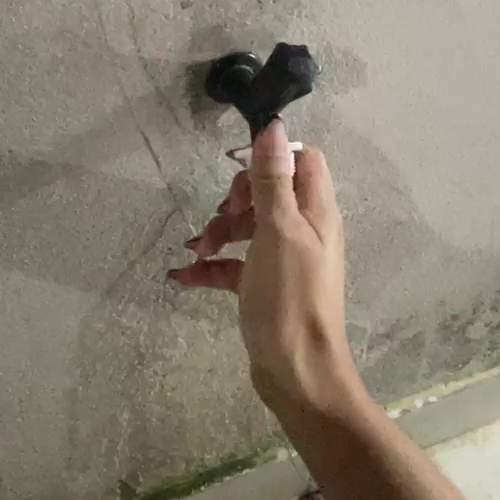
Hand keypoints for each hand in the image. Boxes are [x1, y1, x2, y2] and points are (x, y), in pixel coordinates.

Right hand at [171, 120, 362, 414]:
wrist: (297, 373)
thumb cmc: (290, 297)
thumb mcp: (278, 231)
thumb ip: (273, 180)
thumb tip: (275, 125)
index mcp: (315, 211)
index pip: (302, 161)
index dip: (270, 155)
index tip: (235, 165)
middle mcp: (305, 230)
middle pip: (269, 192)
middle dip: (237, 198)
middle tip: (222, 215)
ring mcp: (284, 260)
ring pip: (248, 227)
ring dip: (219, 231)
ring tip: (197, 249)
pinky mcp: (265, 286)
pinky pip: (235, 264)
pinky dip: (212, 265)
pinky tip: (184, 275)